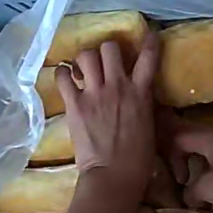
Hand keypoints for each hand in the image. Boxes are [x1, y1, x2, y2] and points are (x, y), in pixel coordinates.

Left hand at [54, 32, 159, 198]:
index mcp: (141, 93)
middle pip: (110, 48)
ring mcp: (95, 94)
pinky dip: (63, 73)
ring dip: (85, 59)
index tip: (149, 35)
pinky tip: (65, 77)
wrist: (114, 176)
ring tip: (83, 69)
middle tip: (104, 62)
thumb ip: (144, 104)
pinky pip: (64, 77)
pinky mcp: (76, 105)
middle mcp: (118, 86)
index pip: (149, 57)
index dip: (150, 42)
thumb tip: (140, 95)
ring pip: (87, 56)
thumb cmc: (138, 159)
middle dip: (107, 50)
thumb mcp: (149, 125)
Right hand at [169, 125, 212, 212]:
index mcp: (207, 135)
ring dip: (198, 163)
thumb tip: (188, 194)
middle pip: (190, 137)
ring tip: (198, 184)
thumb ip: (190, 190)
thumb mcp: (208, 189)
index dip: (169, 156)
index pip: (177, 136)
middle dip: (181, 157)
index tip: (176, 179)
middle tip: (180, 178)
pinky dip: (212, 165)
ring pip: (206, 145)